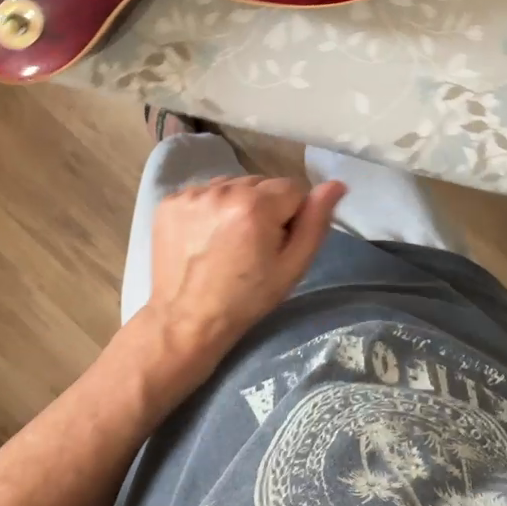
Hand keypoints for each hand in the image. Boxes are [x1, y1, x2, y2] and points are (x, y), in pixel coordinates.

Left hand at [144, 176, 346, 369]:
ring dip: (238, 204)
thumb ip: (316, 222)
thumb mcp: (291, 268)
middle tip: (254, 245)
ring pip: (233, 185)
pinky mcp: (170, 200)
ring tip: (229, 241)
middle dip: (266, 207)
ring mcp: (192, 193)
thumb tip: (336, 185)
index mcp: (256, 206)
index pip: (294, 187)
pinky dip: (211, 208)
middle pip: (262, 184)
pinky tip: (206, 237)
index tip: (278, 243)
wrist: (186, 322)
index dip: (293, 215)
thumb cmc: (246, 300)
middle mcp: (223, 190)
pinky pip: (205, 192)